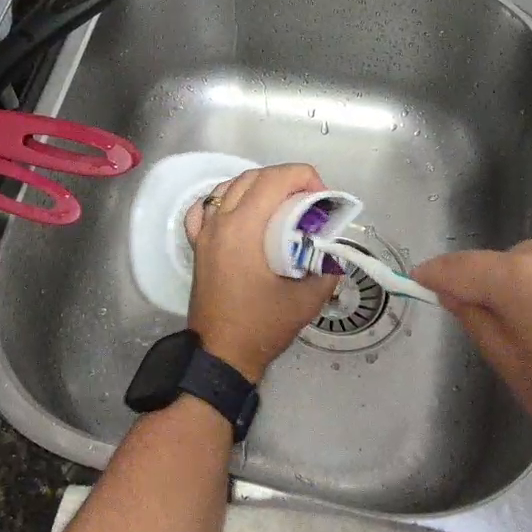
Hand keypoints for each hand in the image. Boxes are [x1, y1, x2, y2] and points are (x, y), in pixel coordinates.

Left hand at [182, 164, 339, 382]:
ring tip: (282, 205)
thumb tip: (333, 251)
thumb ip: (326, 268)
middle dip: (285, 180)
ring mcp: (204, 233)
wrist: (221, 355)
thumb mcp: (306, 299)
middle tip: (309, 201)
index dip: (303, 177)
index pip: (274, 180)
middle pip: (252, 178)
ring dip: (258, 186)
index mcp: (244, 228)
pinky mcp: (198, 246)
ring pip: (228, 188)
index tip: (323, 198)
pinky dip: (225, 201)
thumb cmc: (261, 326)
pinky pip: (205, 209)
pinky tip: (241, 212)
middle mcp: (220, 222)